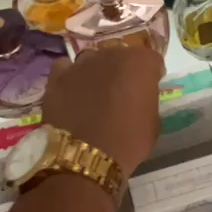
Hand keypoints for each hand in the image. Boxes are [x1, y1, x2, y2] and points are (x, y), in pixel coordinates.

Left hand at [42, 45, 165, 173]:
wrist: (86, 157)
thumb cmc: (128, 141)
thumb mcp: (152, 123)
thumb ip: (147, 100)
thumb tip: (139, 97)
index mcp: (140, 63)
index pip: (151, 60)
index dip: (151, 75)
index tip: (148, 90)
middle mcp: (111, 54)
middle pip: (121, 55)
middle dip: (123, 70)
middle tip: (122, 93)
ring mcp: (81, 63)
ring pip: (93, 59)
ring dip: (97, 71)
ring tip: (95, 93)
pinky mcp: (58, 76)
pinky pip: (66, 67)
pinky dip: (71, 76)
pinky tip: (73, 91)